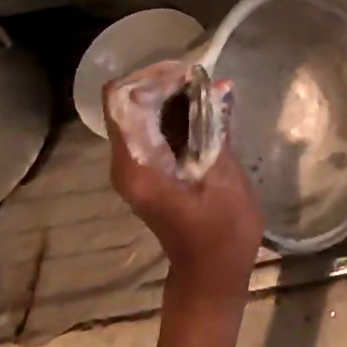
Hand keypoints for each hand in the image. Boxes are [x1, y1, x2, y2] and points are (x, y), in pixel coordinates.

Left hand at [104, 62, 263, 299]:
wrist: (213, 272)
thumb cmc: (222, 229)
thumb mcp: (224, 175)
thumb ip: (216, 127)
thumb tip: (220, 85)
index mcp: (137, 164)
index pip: (121, 100)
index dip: (152, 77)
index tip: (189, 74)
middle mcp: (127, 161)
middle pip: (129, 102)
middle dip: (163, 83)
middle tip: (203, 78)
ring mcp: (136, 165)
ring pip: (141, 112)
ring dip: (170, 96)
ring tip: (208, 89)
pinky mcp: (150, 168)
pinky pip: (154, 128)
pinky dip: (175, 113)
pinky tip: (206, 108)